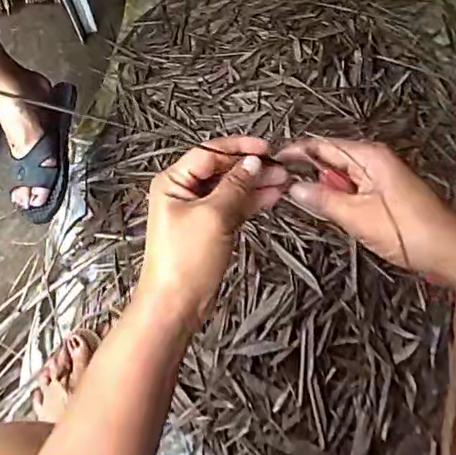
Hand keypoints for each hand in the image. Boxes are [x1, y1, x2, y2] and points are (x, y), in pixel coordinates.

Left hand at [137, 138, 289, 324]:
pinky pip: (233, 205)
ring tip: (282, 180)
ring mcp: (196, 209)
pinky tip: (271, 196)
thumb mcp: (213, 216)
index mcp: (172, 181)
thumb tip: (252, 163)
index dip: (239, 148)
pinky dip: (252, 200)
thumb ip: (235, 186)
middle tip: (278, 167)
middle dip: (251, 166)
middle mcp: (182, 191)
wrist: (175, 306)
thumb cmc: (182, 263)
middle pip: (222, 168)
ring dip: (256, 183)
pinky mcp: (209, 226)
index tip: (264, 148)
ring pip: (231, 187)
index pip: (209, 152)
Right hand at [277, 138, 455, 277]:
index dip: (296, 151)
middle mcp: (375, 160)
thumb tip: (294, 187)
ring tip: (313, 206)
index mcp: (369, 156)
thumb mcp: (358, 217)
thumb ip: (322, 201)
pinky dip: (342, 200)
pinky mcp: (387, 194)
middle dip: (310, 172)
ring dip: (327, 190)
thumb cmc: (409, 232)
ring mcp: (383, 177)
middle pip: (331, 159)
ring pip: (342, 177)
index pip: (322, 145)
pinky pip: (355, 190)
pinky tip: (337, 215)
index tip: (273, 161)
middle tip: (286, 189)